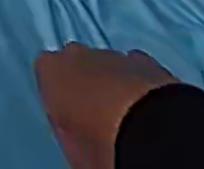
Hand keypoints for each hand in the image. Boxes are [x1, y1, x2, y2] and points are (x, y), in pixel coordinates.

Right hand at [35, 44, 180, 168]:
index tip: (74, 123)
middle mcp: (75, 53)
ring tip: (132, 121)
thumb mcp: (73, 150)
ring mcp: (111, 54)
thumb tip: (79, 135)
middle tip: (102, 121)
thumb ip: (68, 129)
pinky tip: (152, 111)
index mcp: (49, 69)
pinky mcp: (146, 61)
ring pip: (107, 65)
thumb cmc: (103, 144)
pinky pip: (138, 70)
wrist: (156, 137)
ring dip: (115, 85)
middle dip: (87, 85)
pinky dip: (142, 86)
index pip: (47, 76)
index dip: (61, 100)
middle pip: (76, 64)